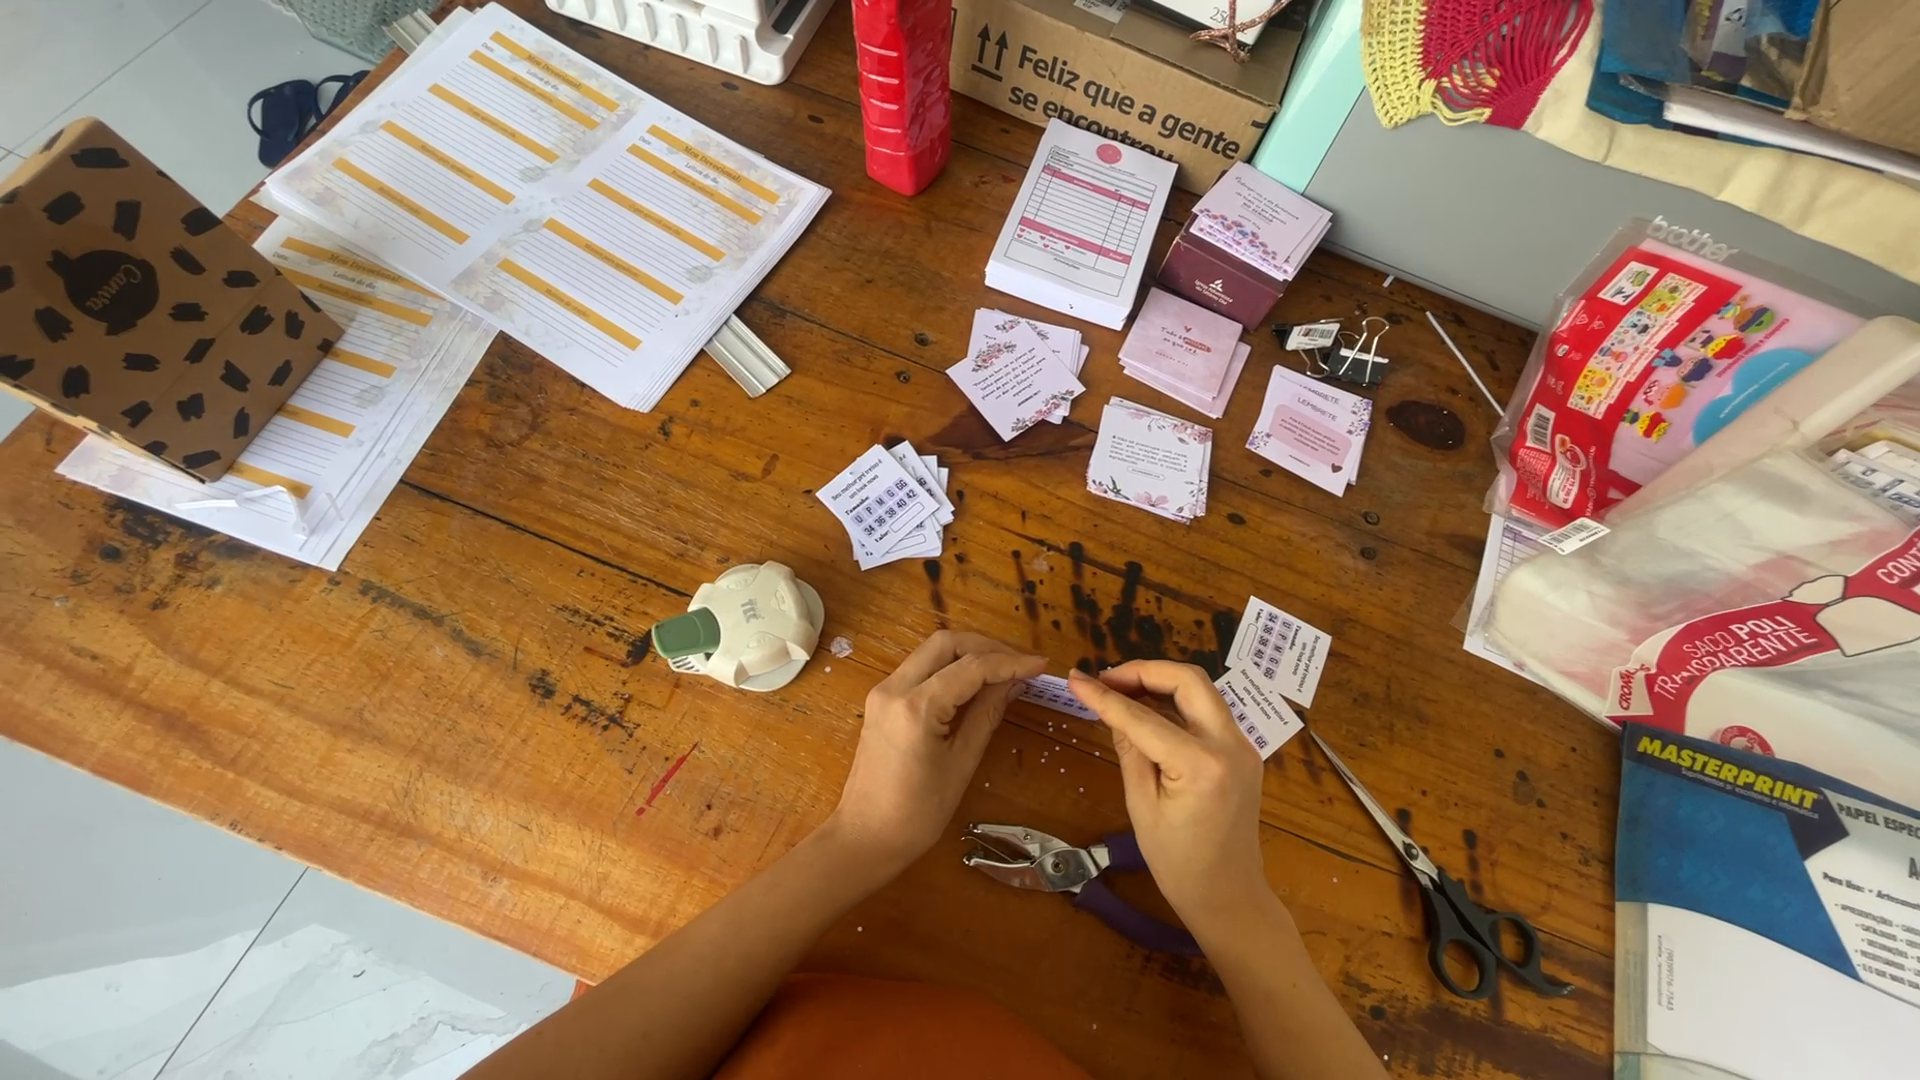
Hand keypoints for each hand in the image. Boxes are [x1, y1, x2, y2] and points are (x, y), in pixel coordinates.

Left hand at [829, 631, 1045, 873]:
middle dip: (987, 646)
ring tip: (1003, 671)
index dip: (1010, 662)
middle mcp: (894, 688)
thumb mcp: (962, 763)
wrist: (865, 837)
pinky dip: (950, 667)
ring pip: (931, 651)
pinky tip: (975, 683)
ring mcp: (883, 692)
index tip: (1040, 664)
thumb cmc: (918, 813)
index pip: (971, 667)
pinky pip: (920, 669)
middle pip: (946, 643)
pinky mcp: (882, 700)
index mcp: (916, 707)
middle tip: (1020, 663)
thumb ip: (987, 714)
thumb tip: (1014, 683)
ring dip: (968, 653)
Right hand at [1067, 663, 1268, 929]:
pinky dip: (1175, 701)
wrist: (1230, 897)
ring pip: (1201, 690)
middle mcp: (1230, 745)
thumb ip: (1129, 750)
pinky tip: (1146, 710)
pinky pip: (1206, 711)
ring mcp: (1243, 746)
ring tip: (1120, 690)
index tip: (1075, 678)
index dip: (1105, 696)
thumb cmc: (1178, 864)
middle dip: (1143, 670)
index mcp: (1202, 765)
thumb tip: (1110, 709)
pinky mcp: (1242, 751)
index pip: (1144, 717)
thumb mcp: (1141, 806)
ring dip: (1160, 681)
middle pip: (1188, 680)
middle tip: (1106, 678)